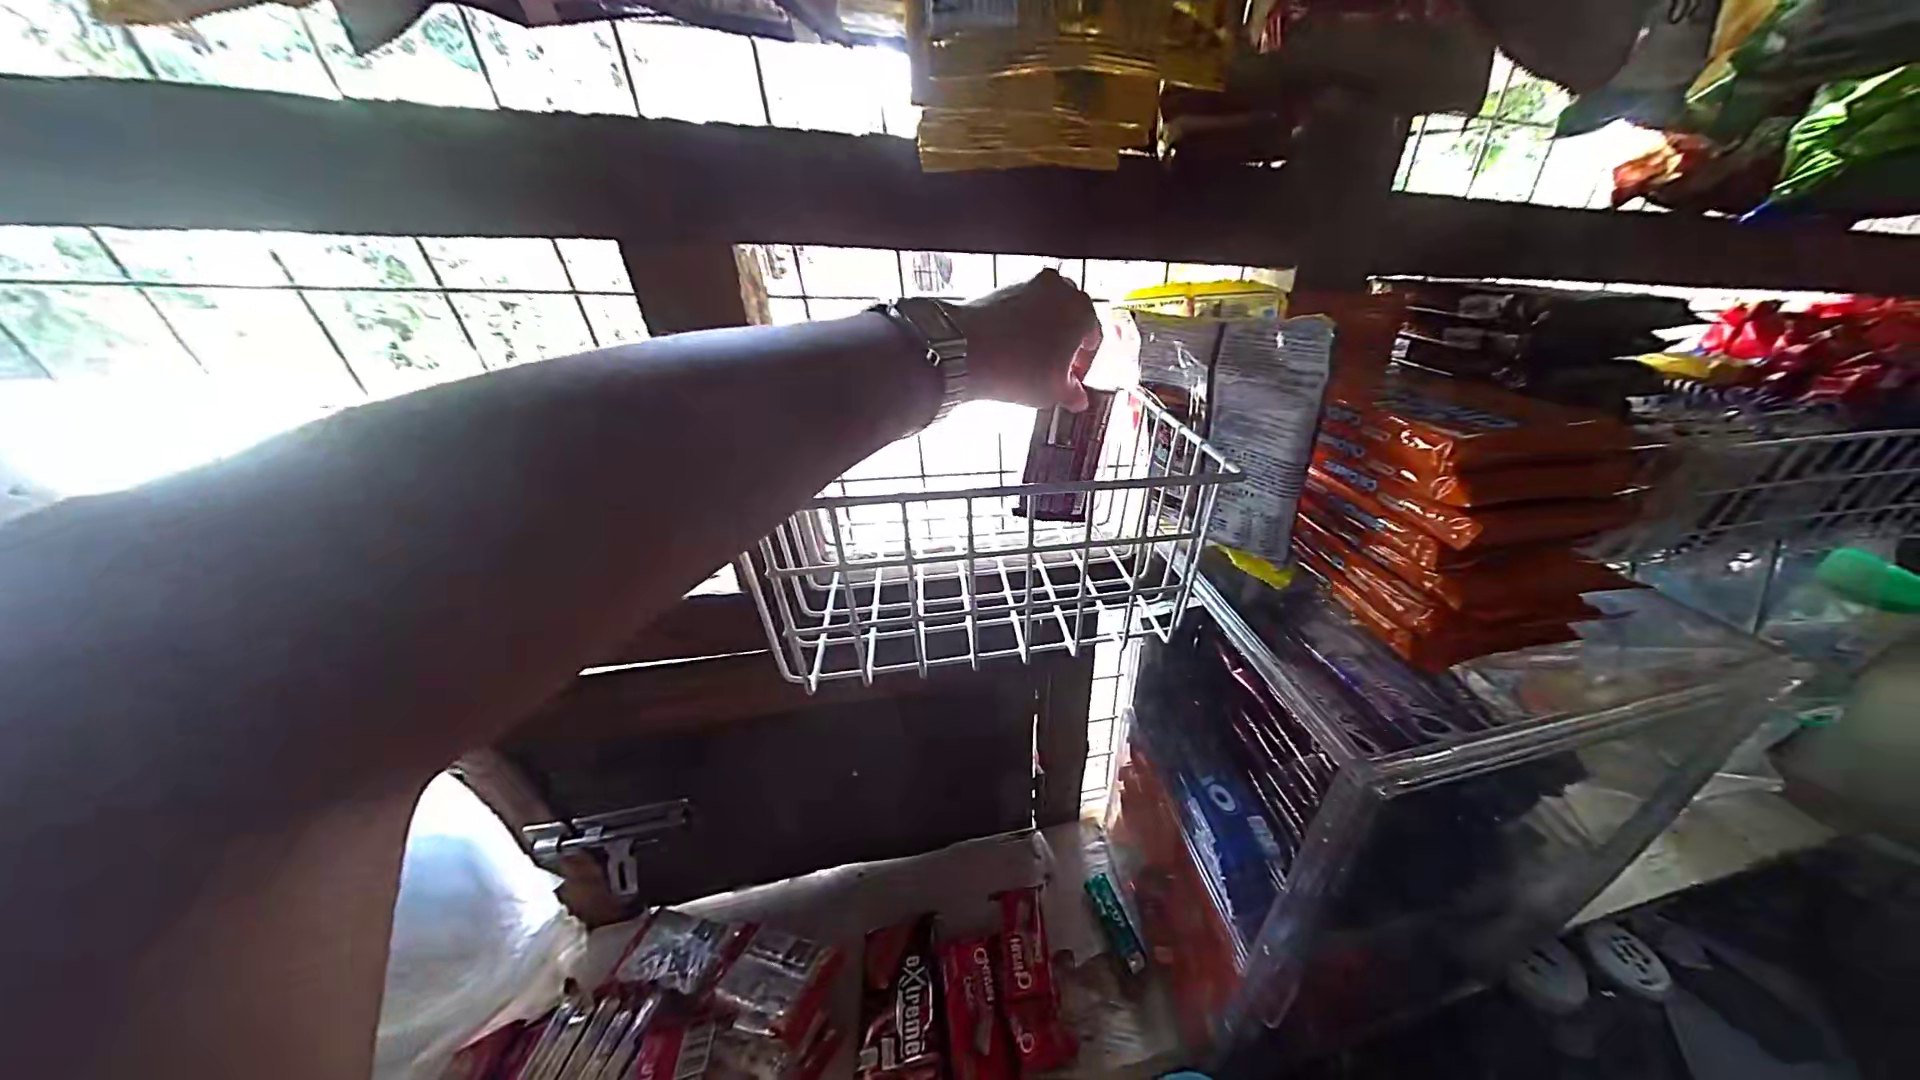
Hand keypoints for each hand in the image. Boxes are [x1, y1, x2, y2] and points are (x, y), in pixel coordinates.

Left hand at [950, 269, 1101, 411]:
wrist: (966, 349)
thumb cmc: (1016, 367)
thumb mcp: (1053, 392)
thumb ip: (1072, 394)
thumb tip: (1076, 397)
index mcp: (1083, 310)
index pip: (1093, 340)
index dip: (1083, 365)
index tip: (1072, 380)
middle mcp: (1060, 288)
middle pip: (1069, 321)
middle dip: (1063, 345)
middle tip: (1052, 370)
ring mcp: (1028, 283)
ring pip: (1043, 312)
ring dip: (1041, 334)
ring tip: (1028, 361)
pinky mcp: (1001, 285)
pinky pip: (1019, 308)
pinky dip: (1018, 325)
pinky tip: (1008, 349)